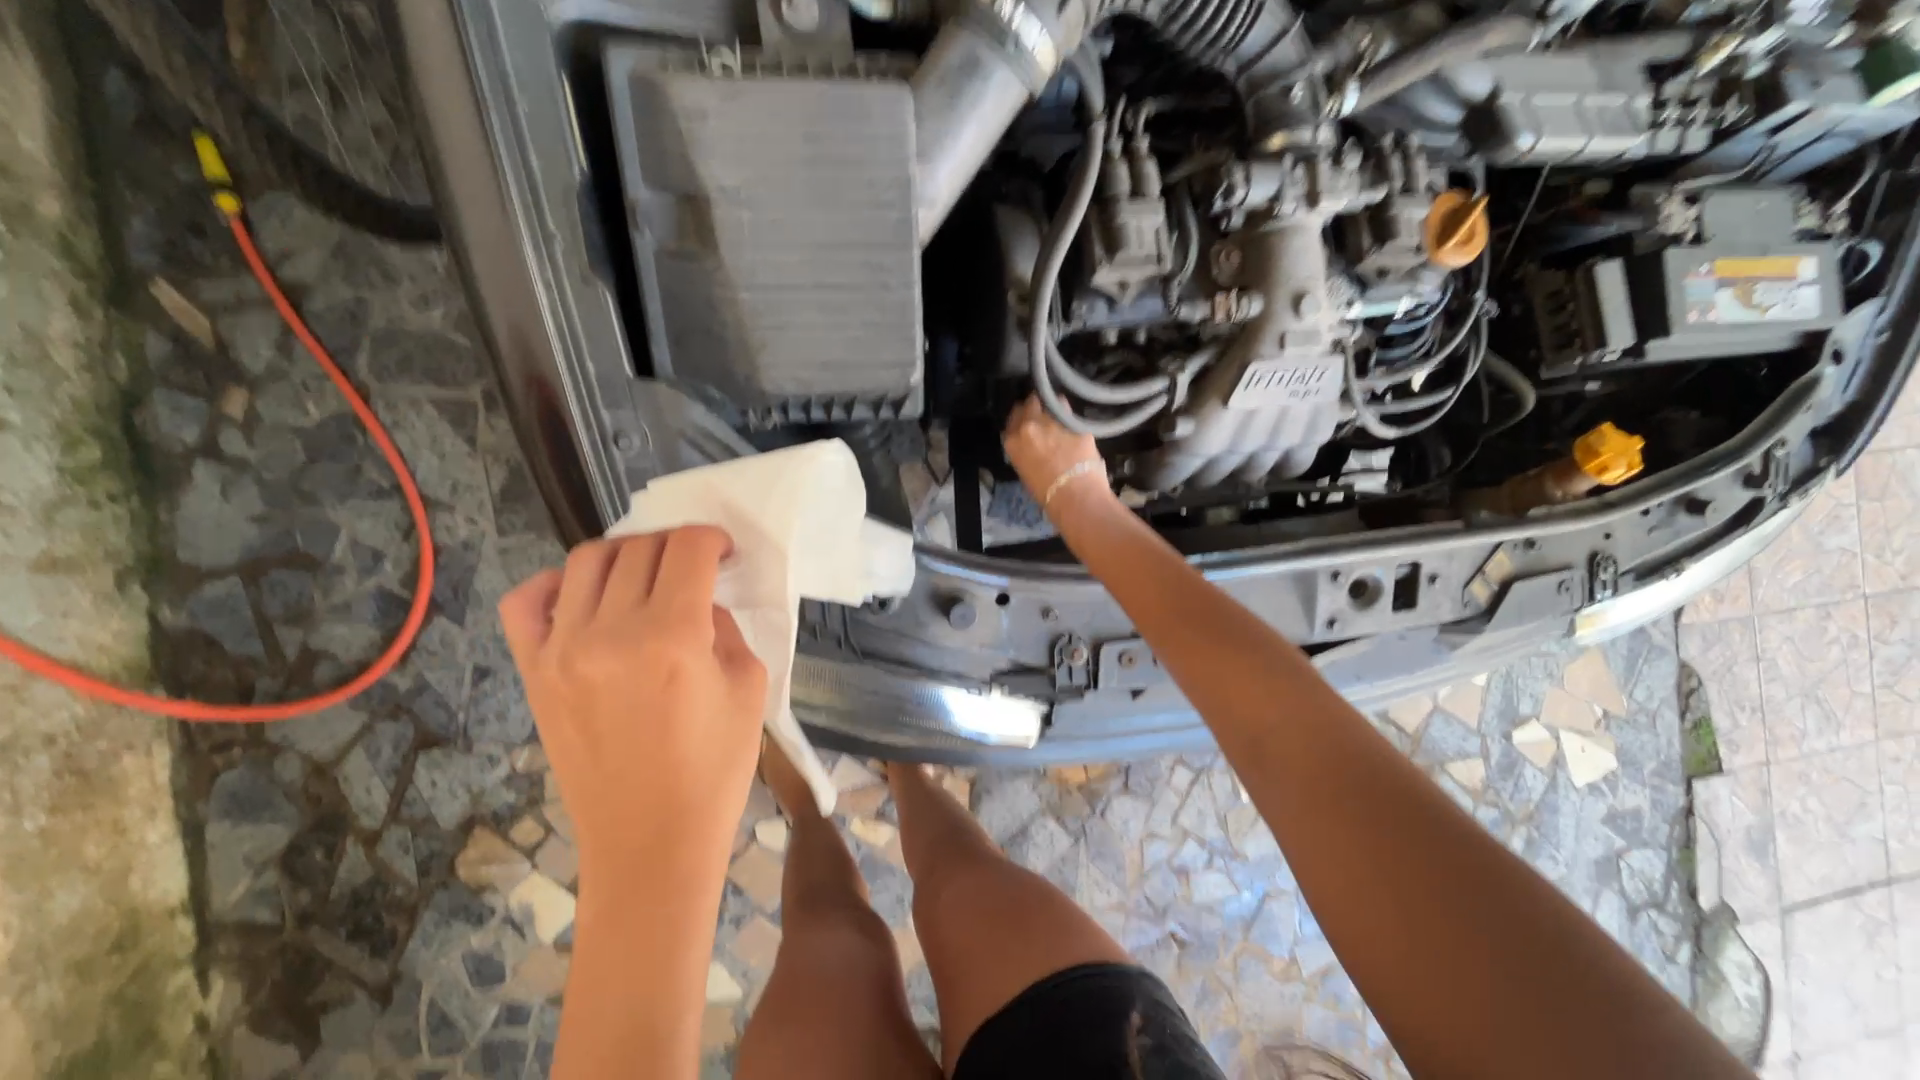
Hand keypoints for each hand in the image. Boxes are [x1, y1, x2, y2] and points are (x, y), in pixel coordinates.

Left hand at [498, 527, 768, 879]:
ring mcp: (563, 651)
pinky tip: (582, 597)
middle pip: (640, 549)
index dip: (712, 538)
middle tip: (693, 567)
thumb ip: (726, 630)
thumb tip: (700, 601)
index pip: (688, 550)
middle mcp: (612, 632)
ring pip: (587, 561)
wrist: (649, 840)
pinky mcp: (534, 672)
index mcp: (674, 638)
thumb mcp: (749, 691)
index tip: (724, 551)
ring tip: (644, 575)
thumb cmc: (713, 772)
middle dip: (675, 545)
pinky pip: (525, 603)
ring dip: (624, 554)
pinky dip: (553, 583)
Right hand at [1003, 395, 1110, 517]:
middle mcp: (1030, 426)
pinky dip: (1073, 421)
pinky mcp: (1076, 423)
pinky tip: (1077, 430)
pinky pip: (1072, 416)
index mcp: (1013, 441)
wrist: (1075, 496)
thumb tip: (1032, 447)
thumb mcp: (1026, 473)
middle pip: (1030, 404)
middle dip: (1036, 407)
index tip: (1026, 421)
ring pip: (1053, 403)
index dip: (1021, 418)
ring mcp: (1054, 421)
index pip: (1013, 419)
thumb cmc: (1047, 494)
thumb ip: (1025, 453)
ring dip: (1055, 408)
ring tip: (1061, 420)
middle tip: (1043, 415)